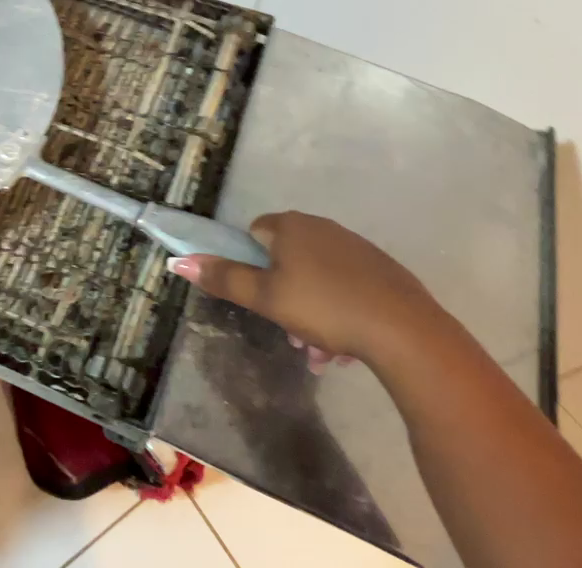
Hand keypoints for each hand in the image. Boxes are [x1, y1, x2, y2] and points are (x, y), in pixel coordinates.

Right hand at [168, 212, 436, 370]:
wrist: (402, 327)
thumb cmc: (325, 307)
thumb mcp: (266, 298)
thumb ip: (225, 278)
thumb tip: (179, 260)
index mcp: (291, 226)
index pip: (255, 234)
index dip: (251, 266)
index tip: (260, 299)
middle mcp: (322, 227)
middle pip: (286, 261)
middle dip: (284, 302)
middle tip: (291, 338)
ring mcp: (354, 247)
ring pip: (316, 282)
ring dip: (310, 317)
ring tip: (321, 354)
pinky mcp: (379, 270)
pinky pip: (345, 289)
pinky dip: (338, 315)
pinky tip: (346, 348)